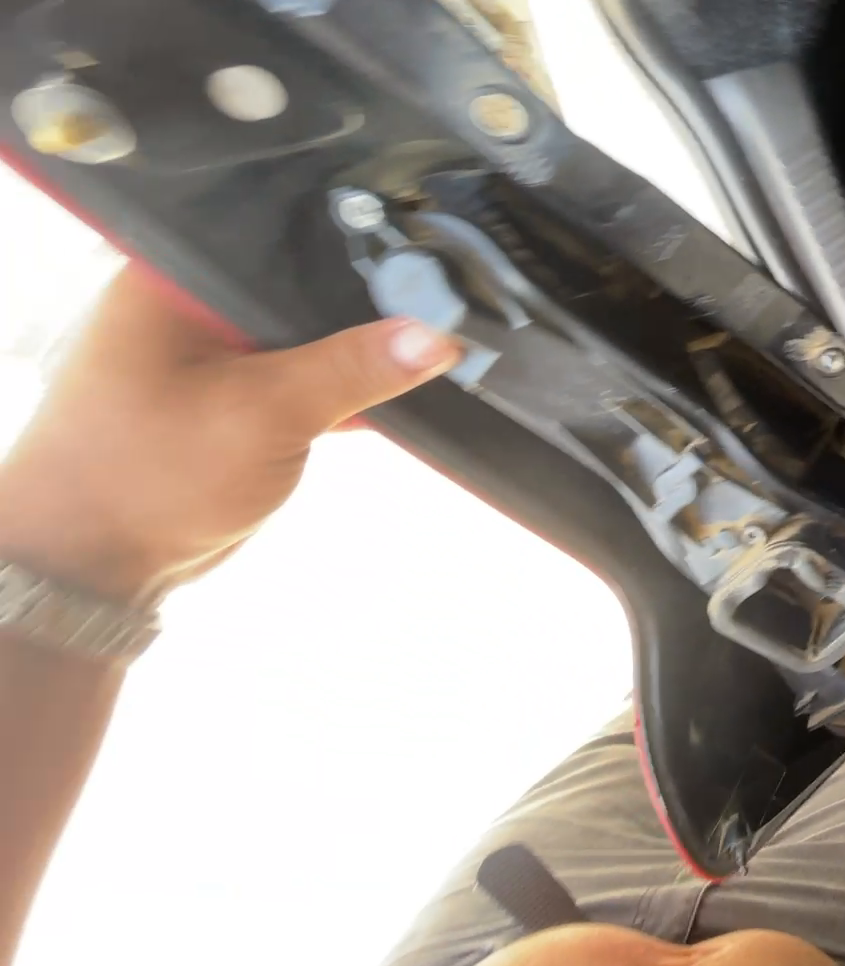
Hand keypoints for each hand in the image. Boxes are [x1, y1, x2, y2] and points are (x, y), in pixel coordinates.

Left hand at [0, 267, 459, 602]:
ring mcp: (230, 355)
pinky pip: (324, 377)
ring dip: (376, 355)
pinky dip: (363, 388)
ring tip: (445, 351)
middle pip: (315, 292)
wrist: (105, 558)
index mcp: (179, 282)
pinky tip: (407, 393)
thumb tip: (439, 337)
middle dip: (381, 309)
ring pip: (326, 339)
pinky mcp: (254, 396)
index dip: (364, 253)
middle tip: (455, 312)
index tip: (439, 267)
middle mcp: (204, 308)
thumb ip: (353, 370)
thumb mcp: (265, 413)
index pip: (288, 245)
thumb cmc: (155, 473)